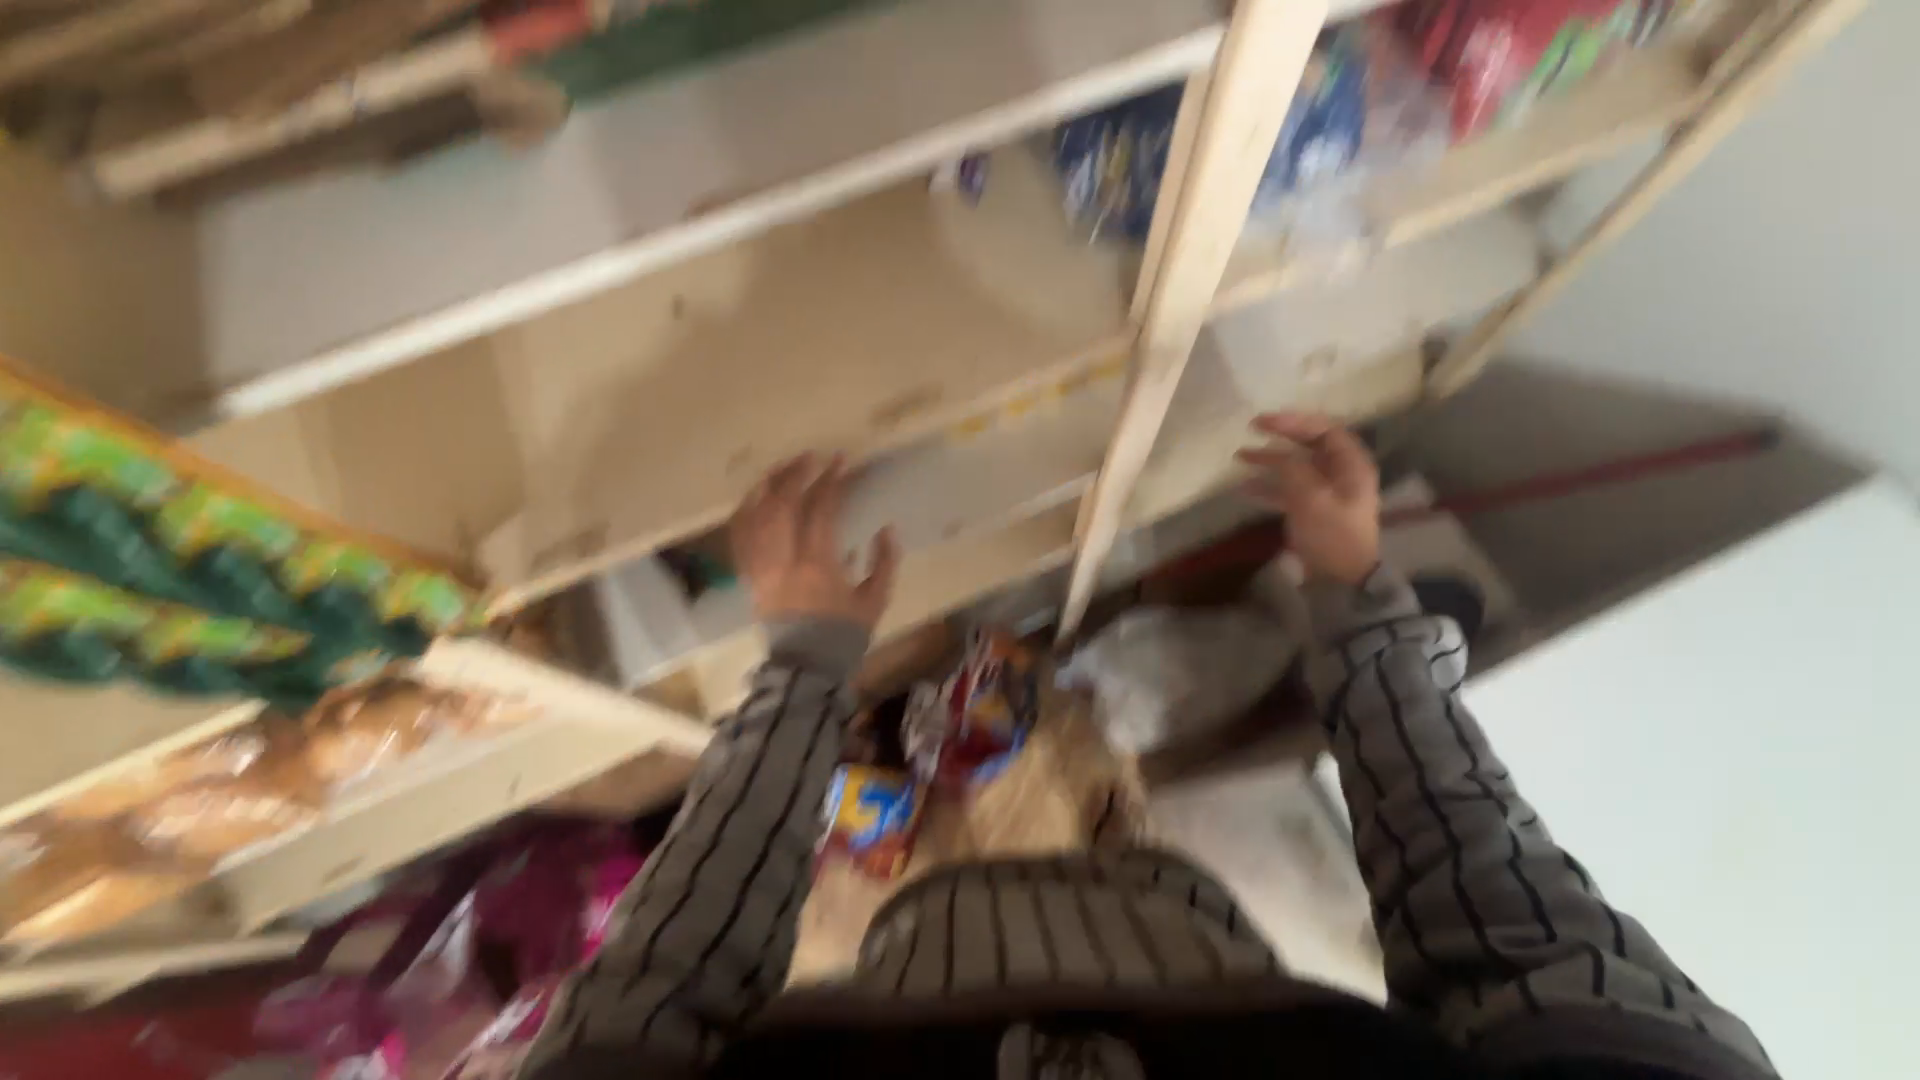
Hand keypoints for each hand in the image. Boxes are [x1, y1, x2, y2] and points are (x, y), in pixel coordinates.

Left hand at [729, 453, 898, 630]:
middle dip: (796, 475)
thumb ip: (884, 562)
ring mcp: (762, 568)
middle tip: (811, 458)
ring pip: (756, 516)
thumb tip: (886, 529)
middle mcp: (784, 560)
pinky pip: (740, 538)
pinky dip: (746, 513)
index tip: (841, 462)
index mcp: (818, 565)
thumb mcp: (875, 601)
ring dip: (768, 487)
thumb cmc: (844, 635)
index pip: (821, 510)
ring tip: (782, 469)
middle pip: (782, 505)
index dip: (831, 481)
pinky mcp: (749, 577)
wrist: (806, 668)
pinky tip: (756, 497)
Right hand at [1235, 413, 1380, 585]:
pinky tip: (1244, 488)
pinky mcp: (1310, 510)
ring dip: (1269, 460)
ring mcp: (1324, 492)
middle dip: (1280, 436)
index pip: (1325, 430)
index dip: (1295, 421)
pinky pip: (1287, 490)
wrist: (1341, 580)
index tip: (1265, 422)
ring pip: (1295, 466)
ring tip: (1240, 456)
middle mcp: (1340, 473)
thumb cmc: (1333, 536)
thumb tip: (1277, 453)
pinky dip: (1267, 486)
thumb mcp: (1313, 499)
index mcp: (1351, 465)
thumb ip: (1294, 470)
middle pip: (1309, 445)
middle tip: (1252, 429)